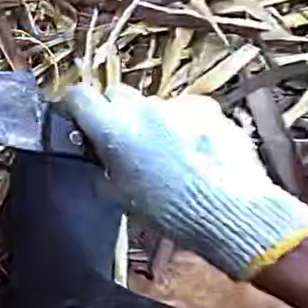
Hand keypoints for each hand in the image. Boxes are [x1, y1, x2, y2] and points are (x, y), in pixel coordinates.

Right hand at [60, 82, 307, 278]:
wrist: (234, 214)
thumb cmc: (168, 211)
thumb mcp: (118, 194)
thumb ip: (102, 163)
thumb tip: (97, 153)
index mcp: (112, 126)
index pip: (78, 95)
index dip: (74, 105)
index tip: (77, 118)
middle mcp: (141, 107)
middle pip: (115, 94)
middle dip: (113, 111)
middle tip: (122, 140)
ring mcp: (177, 105)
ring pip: (151, 104)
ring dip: (150, 121)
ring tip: (165, 153)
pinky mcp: (209, 109)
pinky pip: (184, 110)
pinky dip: (182, 124)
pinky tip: (193, 151)